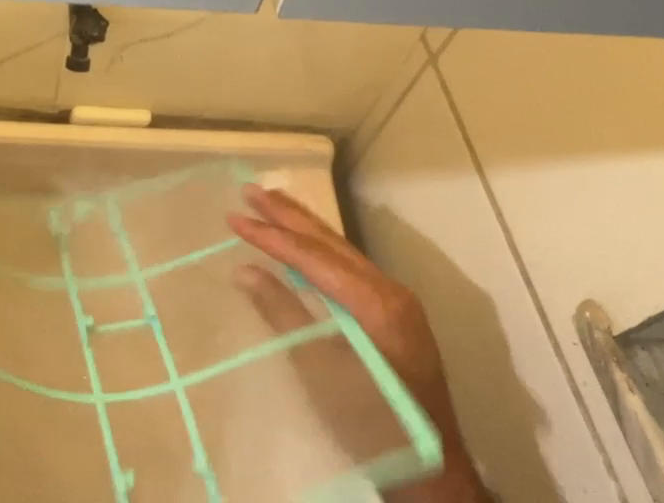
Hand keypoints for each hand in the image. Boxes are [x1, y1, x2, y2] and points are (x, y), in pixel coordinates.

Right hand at [228, 185, 484, 502]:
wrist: (431, 474)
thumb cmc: (371, 426)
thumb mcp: (319, 373)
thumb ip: (284, 315)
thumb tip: (246, 269)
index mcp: (375, 302)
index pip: (312, 256)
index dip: (270, 236)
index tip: (232, 217)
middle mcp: (390, 290)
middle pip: (330, 242)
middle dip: (288, 215)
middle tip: (250, 189)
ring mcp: (397, 302)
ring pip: (342, 250)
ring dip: (304, 226)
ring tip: (272, 202)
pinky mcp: (395, 315)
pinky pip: (351, 267)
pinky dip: (321, 250)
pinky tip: (304, 245)